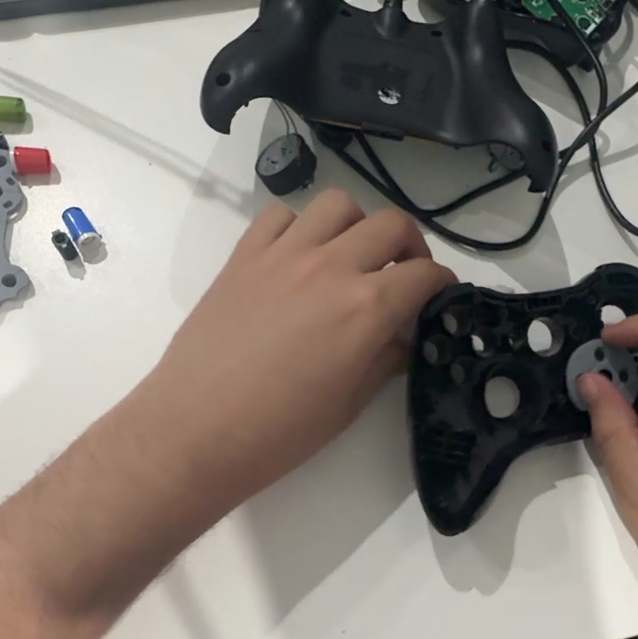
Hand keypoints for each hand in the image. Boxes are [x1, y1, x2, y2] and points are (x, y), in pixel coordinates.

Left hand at [128, 190, 454, 517]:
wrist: (195, 431)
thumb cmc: (278, 433)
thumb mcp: (348, 405)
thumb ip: (383, 361)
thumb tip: (401, 338)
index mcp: (365, 308)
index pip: (423, 274)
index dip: (442, 284)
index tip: (441, 296)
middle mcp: (330, 267)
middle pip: (390, 225)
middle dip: (411, 247)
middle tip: (406, 276)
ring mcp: (283, 255)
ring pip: (338, 205)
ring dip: (358, 226)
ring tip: (353, 258)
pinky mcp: (243, 257)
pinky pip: (281, 216)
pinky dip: (301, 227)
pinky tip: (300, 258)